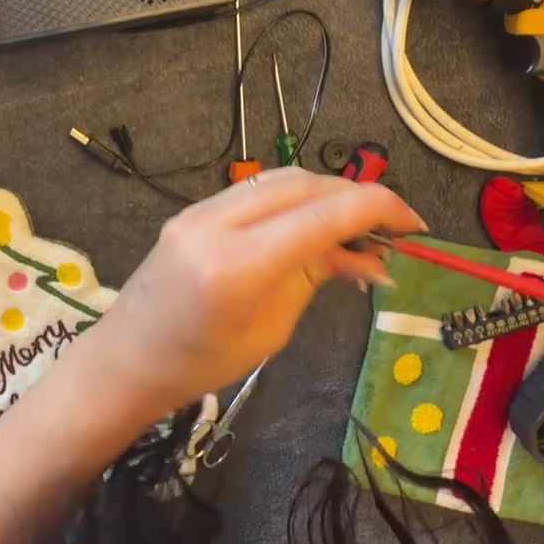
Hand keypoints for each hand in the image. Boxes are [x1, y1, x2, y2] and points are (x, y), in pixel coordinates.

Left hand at [80, 168, 423, 421]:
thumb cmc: (201, 364)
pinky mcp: (192, 210)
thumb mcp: (272, 328)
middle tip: (391, 228)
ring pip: (279, 179)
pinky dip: (293, 199)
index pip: (321, 214)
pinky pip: (254, 190)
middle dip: (355, 197)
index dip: (378, 208)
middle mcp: (215, 224)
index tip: (414, 223)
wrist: (128, 358)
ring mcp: (197, 211)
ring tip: (357, 227)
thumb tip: (372, 254)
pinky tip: (313, 223)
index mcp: (236, 265)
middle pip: (303, 184)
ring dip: (325, 193)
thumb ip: (318, 276)